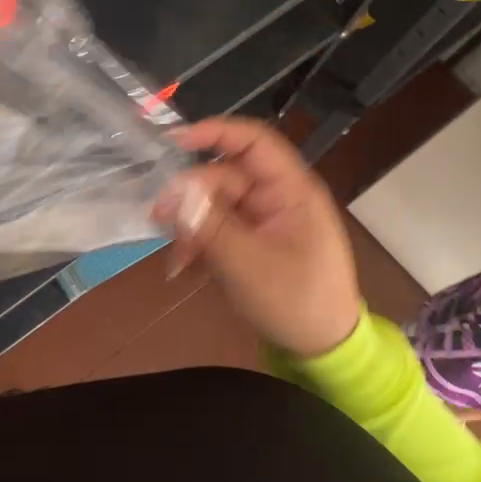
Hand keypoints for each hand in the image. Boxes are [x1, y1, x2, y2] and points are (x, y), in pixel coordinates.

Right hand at [153, 117, 362, 356]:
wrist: (323, 348)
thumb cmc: (297, 301)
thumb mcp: (249, 264)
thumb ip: (210, 224)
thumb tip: (173, 190)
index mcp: (291, 190)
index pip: (253, 142)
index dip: (214, 133)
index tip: (171, 141)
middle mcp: (276, 198)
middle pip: (223, 178)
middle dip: (190, 197)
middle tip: (157, 219)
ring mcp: (262, 221)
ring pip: (214, 206)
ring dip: (190, 226)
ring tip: (174, 256)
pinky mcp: (250, 243)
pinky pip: (216, 230)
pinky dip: (197, 244)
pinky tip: (182, 266)